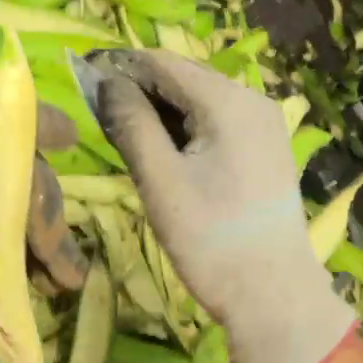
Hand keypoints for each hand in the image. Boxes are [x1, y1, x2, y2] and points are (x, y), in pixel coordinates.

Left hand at [0, 98, 86, 362]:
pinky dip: (43, 258)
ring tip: (65, 278)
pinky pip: (22, 243)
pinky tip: (53, 283)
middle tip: (55, 252)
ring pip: (23, 207)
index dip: (27, 121)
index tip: (69, 136)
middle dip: (44, 202)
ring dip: (51, 237)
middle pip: (15, 169)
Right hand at [91, 50, 356, 362]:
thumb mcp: (160, 180)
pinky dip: (186, 120)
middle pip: (183, 74)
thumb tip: (107, 82)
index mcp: (227, 100)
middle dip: (141, 85)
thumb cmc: (212, 240)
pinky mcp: (265, 142)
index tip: (85, 77)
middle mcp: (250, 97)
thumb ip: (131, 122)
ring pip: (199, 94)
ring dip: (162, 105)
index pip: (162, 62)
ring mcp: (263, 119)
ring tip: (128, 127)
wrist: (277, 300)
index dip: (121, 66)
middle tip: (102, 109)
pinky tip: (165, 144)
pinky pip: (217, 114)